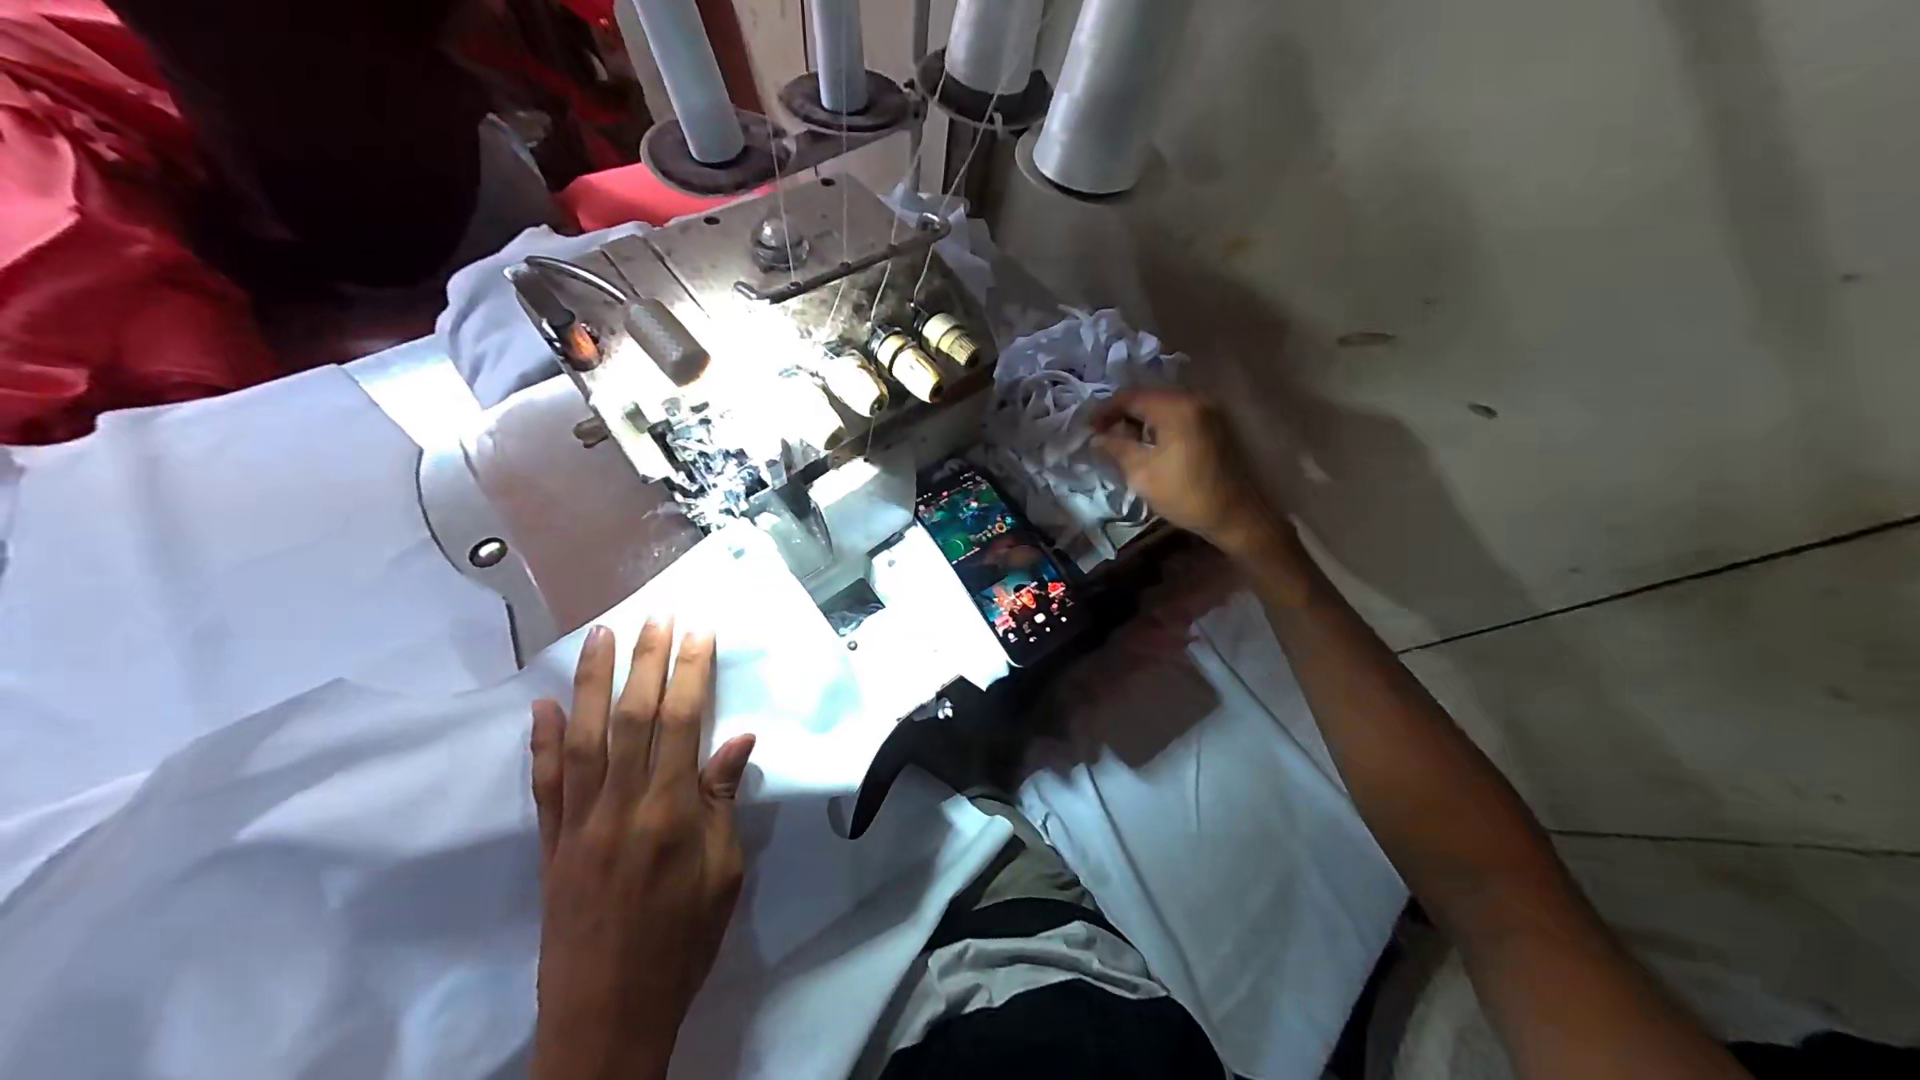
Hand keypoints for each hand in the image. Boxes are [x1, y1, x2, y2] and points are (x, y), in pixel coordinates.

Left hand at [529, 620, 756, 1079]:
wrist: (608, 1013)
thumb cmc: (682, 942)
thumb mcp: (724, 875)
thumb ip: (723, 802)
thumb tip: (736, 740)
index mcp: (670, 812)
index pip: (681, 723)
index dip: (691, 673)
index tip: (698, 632)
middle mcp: (619, 805)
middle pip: (632, 716)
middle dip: (646, 661)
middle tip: (656, 615)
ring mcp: (577, 822)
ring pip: (582, 736)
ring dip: (590, 681)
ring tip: (600, 634)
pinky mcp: (549, 844)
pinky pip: (543, 782)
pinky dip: (540, 740)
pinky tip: (540, 704)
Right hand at [1092, 386, 1289, 557]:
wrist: (1236, 515)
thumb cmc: (1186, 495)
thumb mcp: (1142, 474)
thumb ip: (1116, 448)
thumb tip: (1098, 437)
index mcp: (1176, 407)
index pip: (1130, 396)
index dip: (1105, 411)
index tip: (1089, 429)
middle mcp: (1195, 398)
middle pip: (1148, 396)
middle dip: (1122, 413)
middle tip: (1103, 434)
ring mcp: (1209, 409)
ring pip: (1163, 404)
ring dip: (1141, 418)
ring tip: (1123, 440)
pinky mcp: (1216, 422)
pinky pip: (1179, 413)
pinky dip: (1159, 422)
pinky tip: (1148, 441)